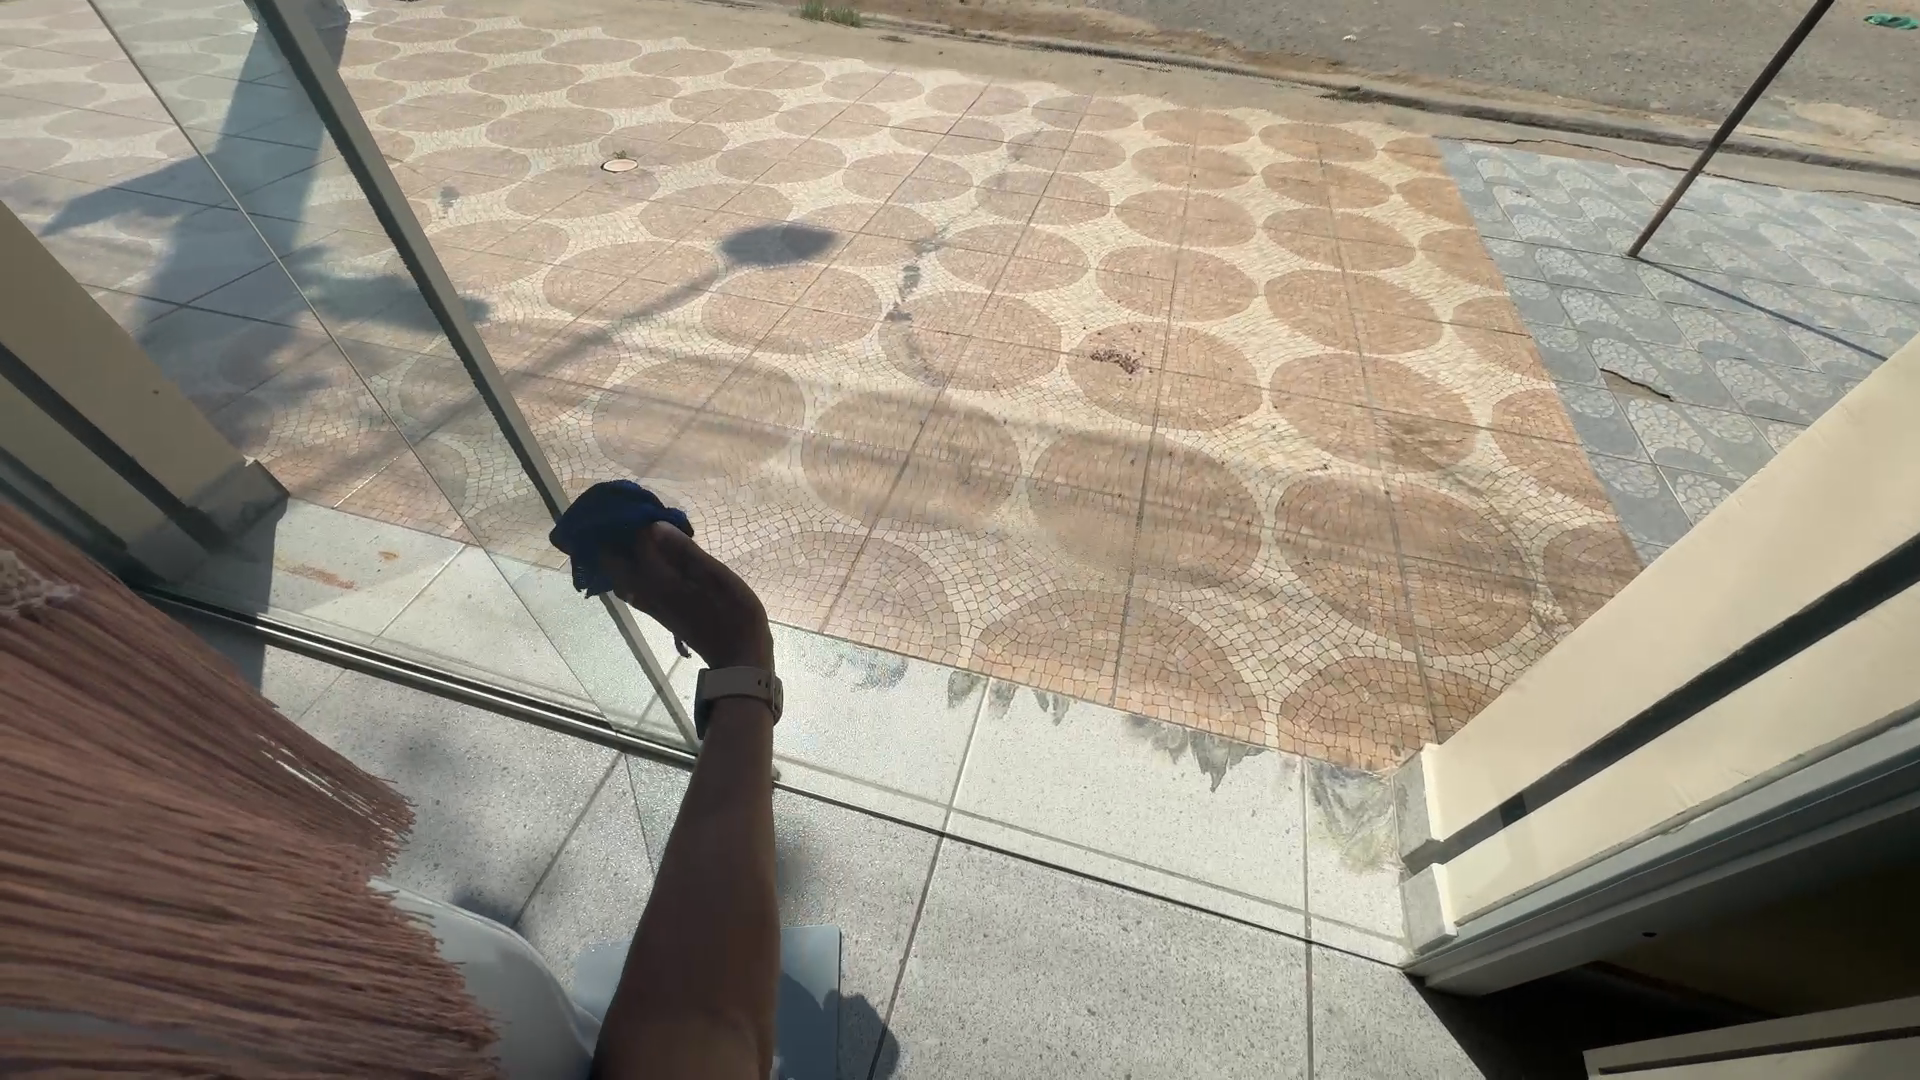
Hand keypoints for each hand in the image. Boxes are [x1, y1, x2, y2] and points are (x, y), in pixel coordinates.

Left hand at [599, 523, 773, 671]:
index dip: (639, 521)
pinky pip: (633, 585)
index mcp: (659, 580)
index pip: (635, 542)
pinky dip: (634, 568)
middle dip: (617, 537)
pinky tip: (651, 561)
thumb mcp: (718, 578)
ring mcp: (651, 605)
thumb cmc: (735, 615)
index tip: (650, 507)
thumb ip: (686, 552)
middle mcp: (646, 593)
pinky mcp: (660, 612)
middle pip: (612, 562)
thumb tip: (653, 526)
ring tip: (642, 534)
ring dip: (623, 553)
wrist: (739, 657)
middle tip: (636, 518)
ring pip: (620, 575)